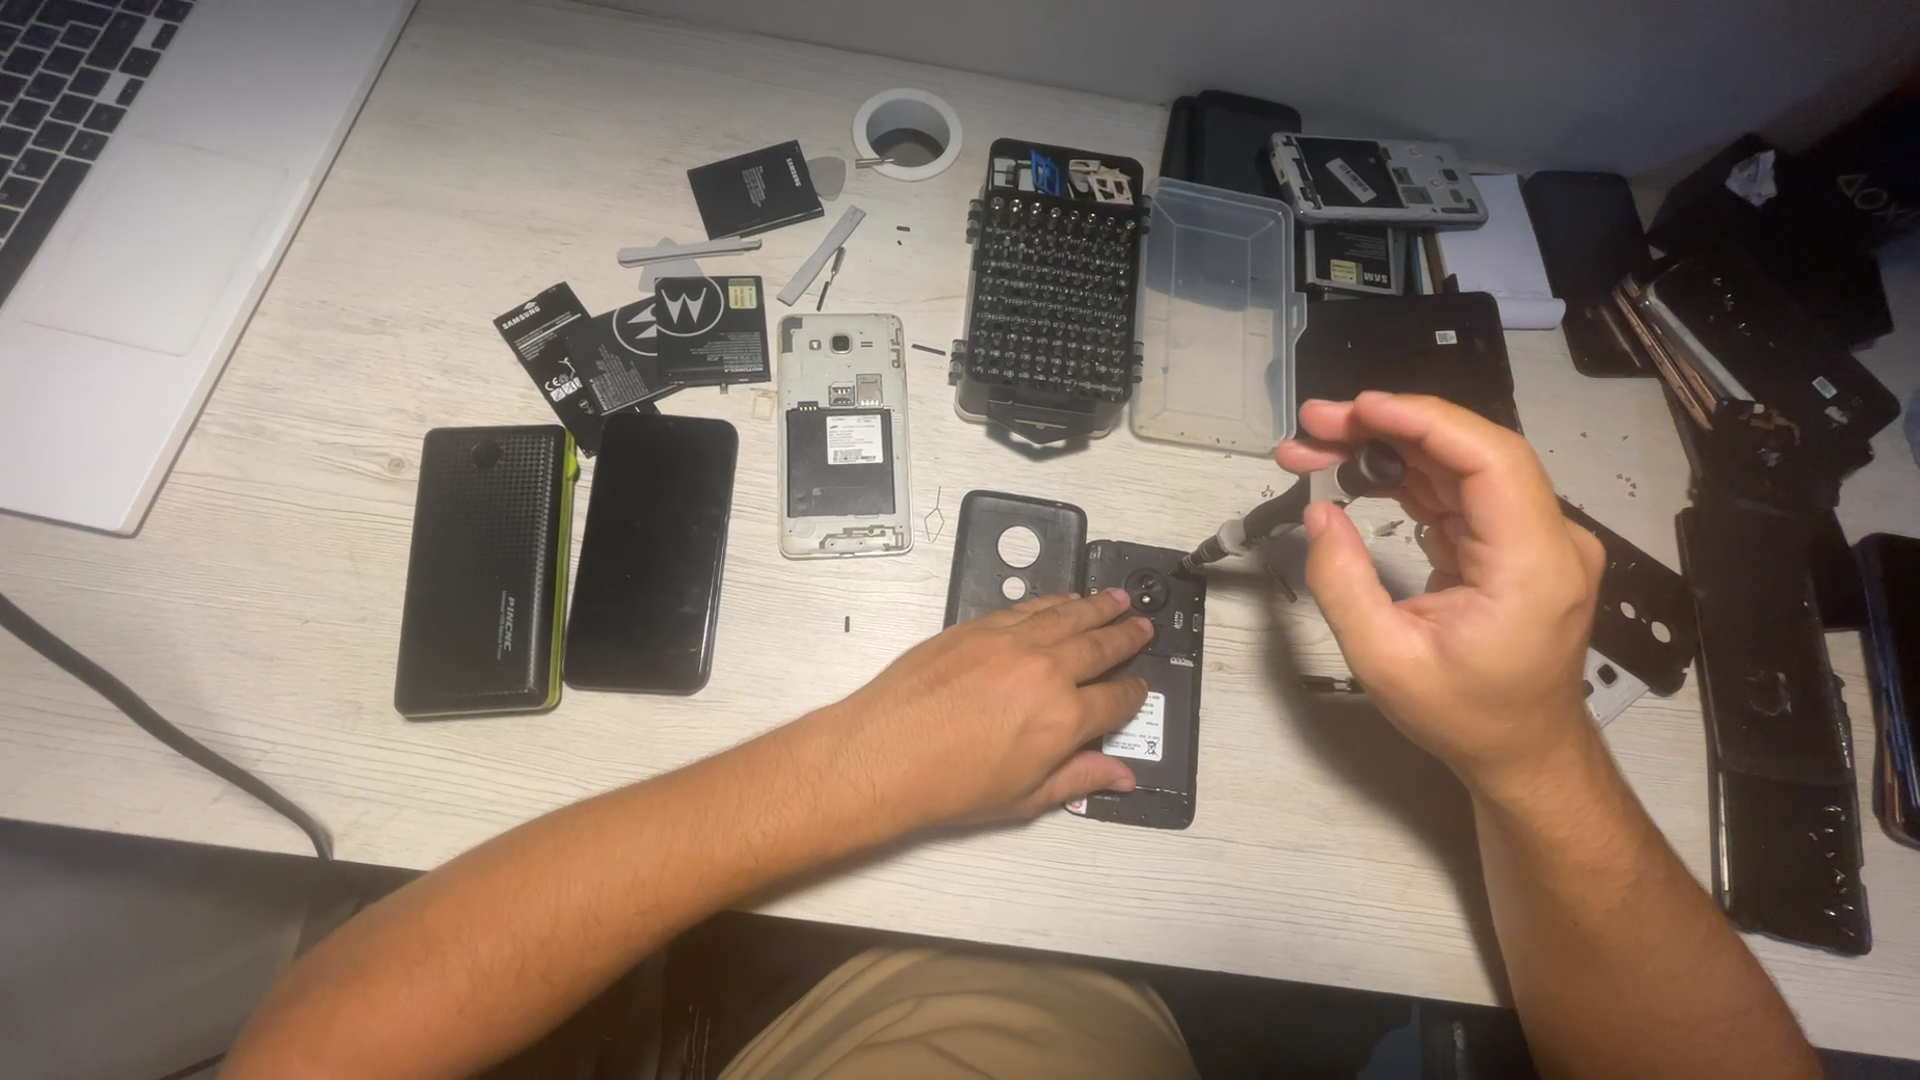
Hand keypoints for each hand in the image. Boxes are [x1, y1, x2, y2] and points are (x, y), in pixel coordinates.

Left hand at [812, 589, 1152, 829]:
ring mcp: (1010, 643)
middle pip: (1099, 646)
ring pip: (1067, 616)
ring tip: (1118, 599)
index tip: (1138, 689)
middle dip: (1126, 637)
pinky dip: (1052, 602)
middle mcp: (1045, 671)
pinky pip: (1027, 607)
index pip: (1117, 700)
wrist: (883, 753)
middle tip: (1142, 627)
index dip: (1133, 695)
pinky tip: (1064, 600)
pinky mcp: (978, 627)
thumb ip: (1079, 778)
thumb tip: (1121, 776)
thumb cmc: (948, 784)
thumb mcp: (1024, 797)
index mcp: (1064, 718)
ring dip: (1097, 606)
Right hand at [1274, 393, 1604, 791]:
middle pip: (1467, 451)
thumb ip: (1343, 583)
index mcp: (1531, 566)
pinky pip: (1450, 491)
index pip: (1490, 460)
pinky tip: (1350, 472)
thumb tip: (1318, 514)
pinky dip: (1398, 476)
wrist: (1520, 750)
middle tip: (1312, 426)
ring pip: (1453, 465)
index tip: (1359, 409)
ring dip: (1383, 449)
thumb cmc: (1463, 716)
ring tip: (1313, 447)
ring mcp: (1526, 539)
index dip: (1424, 421)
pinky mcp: (1504, 544)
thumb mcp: (1383, 660)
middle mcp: (1543, 539)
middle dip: (1386, 428)